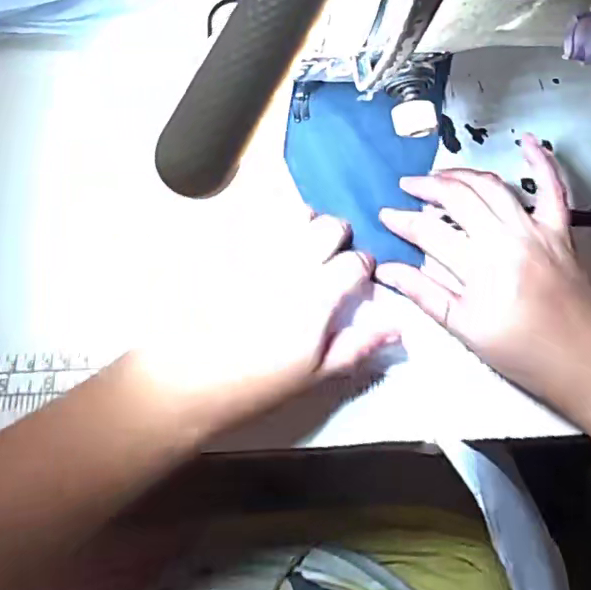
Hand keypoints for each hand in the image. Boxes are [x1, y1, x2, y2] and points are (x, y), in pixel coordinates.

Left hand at [130, 215, 398, 437]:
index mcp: (318, 294)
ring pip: (295, 210)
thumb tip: (396, 326)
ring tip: (299, 240)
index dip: (363, 265)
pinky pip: (254, 210)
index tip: (358, 275)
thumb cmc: (259, 379)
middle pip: (330, 224)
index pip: (356, 261)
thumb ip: (357, 345)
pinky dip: (267, 211)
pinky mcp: (228, 241)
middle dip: (338, 235)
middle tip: (331, 254)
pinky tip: (267, 231)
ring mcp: (257, 247)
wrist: (195, 369)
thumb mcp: (316, 373)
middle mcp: (291, 261)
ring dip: (304, 220)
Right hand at [374, 134, 590, 417]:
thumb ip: (423, 293)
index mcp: (483, 267)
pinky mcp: (561, 232)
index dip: (401, 220)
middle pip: (458, 196)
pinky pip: (553, 191)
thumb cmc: (525, 355)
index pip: (429, 230)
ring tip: (439, 177)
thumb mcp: (465, 330)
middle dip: (425, 187)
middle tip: (405, 187)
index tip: (384, 216)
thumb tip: (384, 269)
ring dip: (461, 174)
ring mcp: (538, 231)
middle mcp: (509, 239)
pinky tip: (527, 142)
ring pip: (491, 186)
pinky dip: (542, 164)